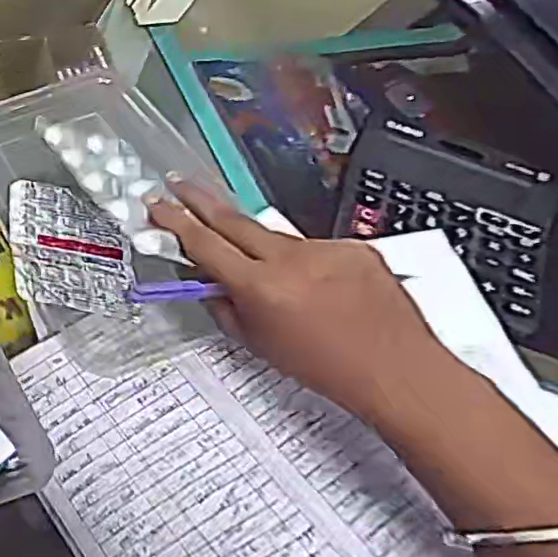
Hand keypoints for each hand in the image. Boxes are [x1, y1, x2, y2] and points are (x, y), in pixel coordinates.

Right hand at [143, 176, 458, 421]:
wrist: (398, 372)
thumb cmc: (326, 365)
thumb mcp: (254, 339)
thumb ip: (223, 302)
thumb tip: (206, 279)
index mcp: (261, 286)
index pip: (204, 242)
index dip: (175, 220)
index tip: (159, 205)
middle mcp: (294, 261)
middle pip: (234, 219)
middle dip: (201, 200)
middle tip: (180, 185)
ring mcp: (329, 250)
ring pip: (274, 237)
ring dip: (258, 246)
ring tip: (268, 276)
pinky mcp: (357, 248)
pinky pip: (312, 246)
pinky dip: (303, 261)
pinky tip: (313, 286)